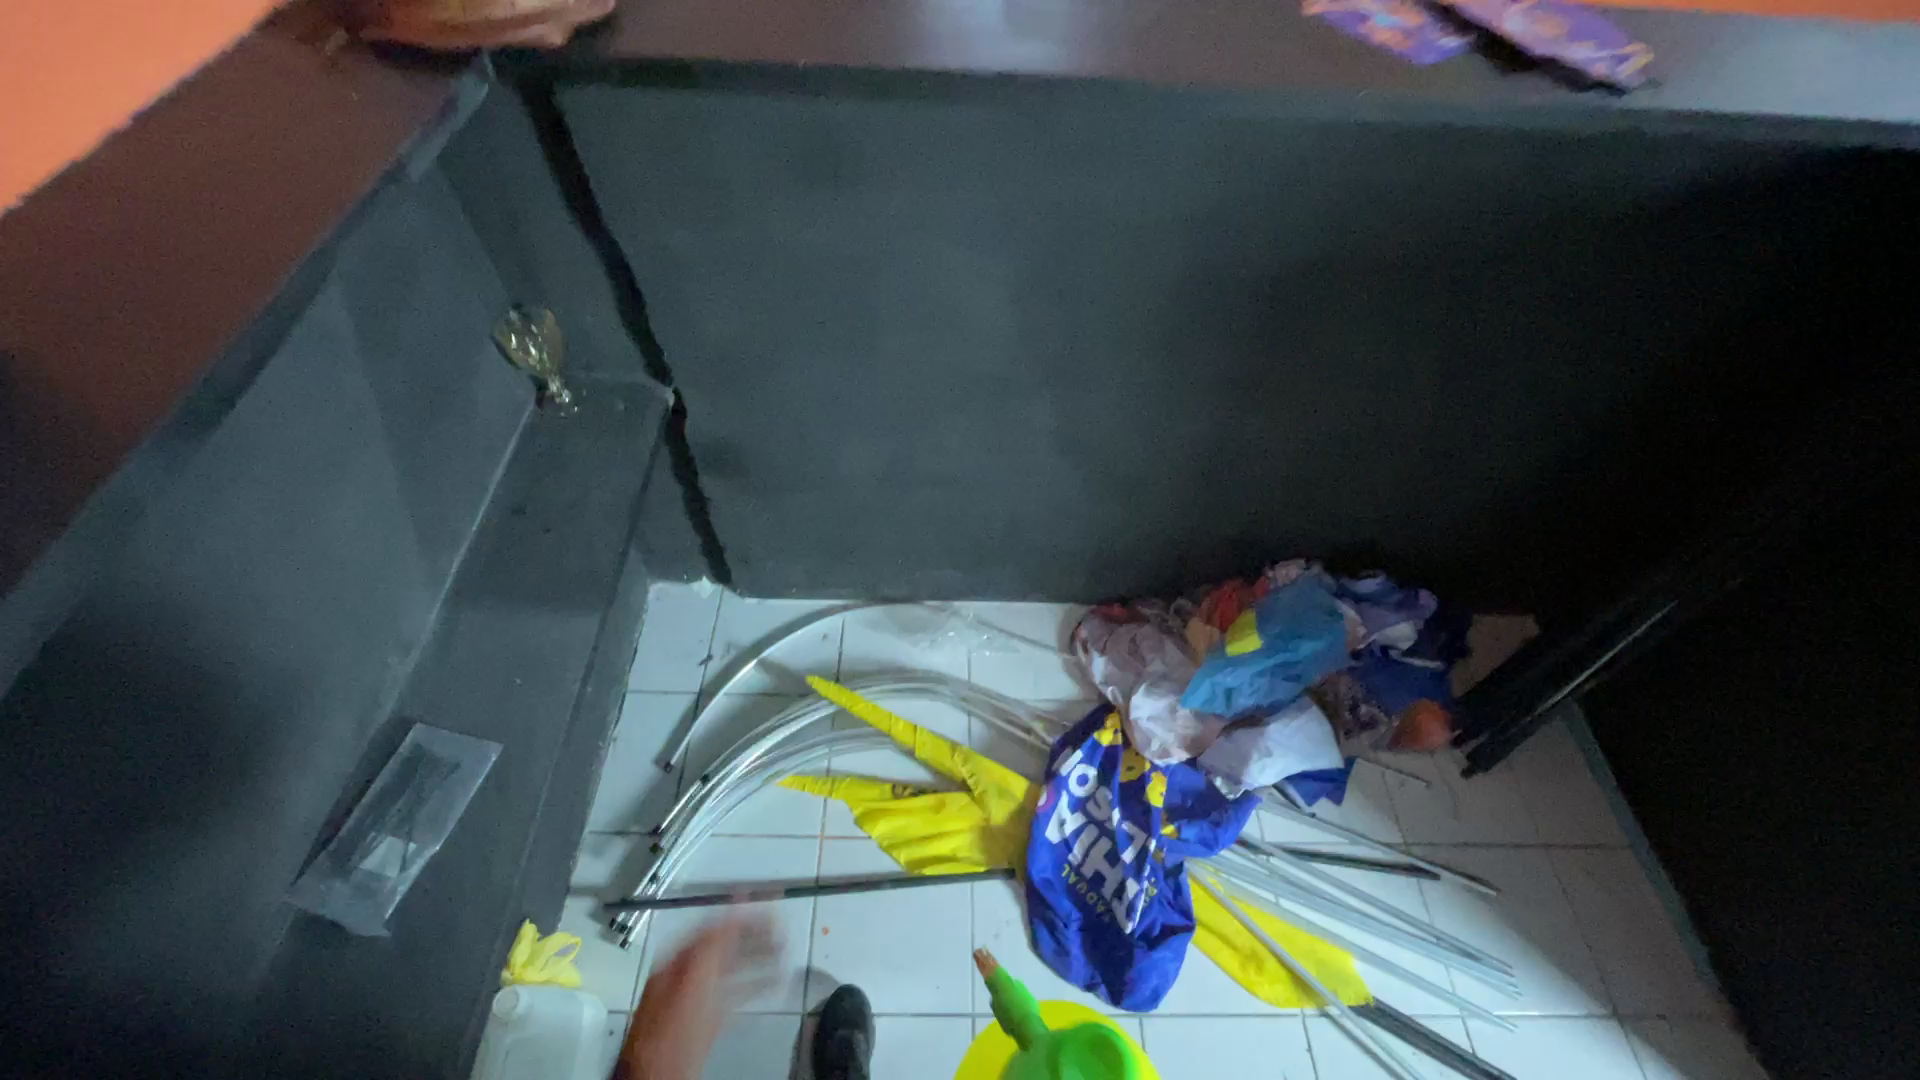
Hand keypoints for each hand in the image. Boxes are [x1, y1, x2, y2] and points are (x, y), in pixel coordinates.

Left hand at [618, 912, 775, 1079]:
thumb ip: (712, 944)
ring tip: (785, 949)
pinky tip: (774, 981)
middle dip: (755, 932)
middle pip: (726, 943)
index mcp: (677, 960)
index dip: (741, 909)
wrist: (657, 1077)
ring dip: (760, 956)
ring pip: (734, 967)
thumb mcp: (691, 981)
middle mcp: (686, 974)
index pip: (713, 923)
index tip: (766, 897)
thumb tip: (732, 908)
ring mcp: (697, 997)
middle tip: (781, 924)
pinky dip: (756, 984)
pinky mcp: (708, 1019)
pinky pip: (736, 992)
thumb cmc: (666, 1034)